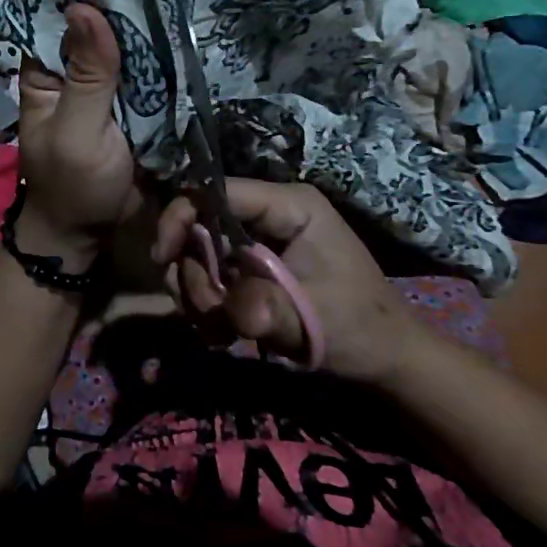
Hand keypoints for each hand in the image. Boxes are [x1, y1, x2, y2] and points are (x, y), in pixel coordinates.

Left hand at [16, 4, 141, 264]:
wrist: (89, 233)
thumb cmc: (72, 184)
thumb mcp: (77, 131)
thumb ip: (87, 75)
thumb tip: (85, 8)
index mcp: (47, 69)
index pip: (60, 10)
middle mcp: (75, 68)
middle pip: (99, 22)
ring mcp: (107, 84)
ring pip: (128, 44)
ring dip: (150, 21)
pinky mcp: (135, 102)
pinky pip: (150, 71)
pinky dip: (166, 54)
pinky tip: (189, 23)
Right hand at [153, 179, 423, 381]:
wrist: (384, 354)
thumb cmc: (360, 325)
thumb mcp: (314, 318)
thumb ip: (269, 310)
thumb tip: (233, 310)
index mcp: (290, 207)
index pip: (216, 193)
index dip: (182, 218)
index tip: (162, 259)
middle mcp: (269, 216)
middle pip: (200, 227)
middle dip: (194, 273)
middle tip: (210, 313)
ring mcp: (260, 242)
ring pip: (200, 257)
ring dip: (200, 296)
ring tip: (224, 332)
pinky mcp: (254, 268)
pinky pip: (212, 279)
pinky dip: (209, 309)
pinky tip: (227, 335)